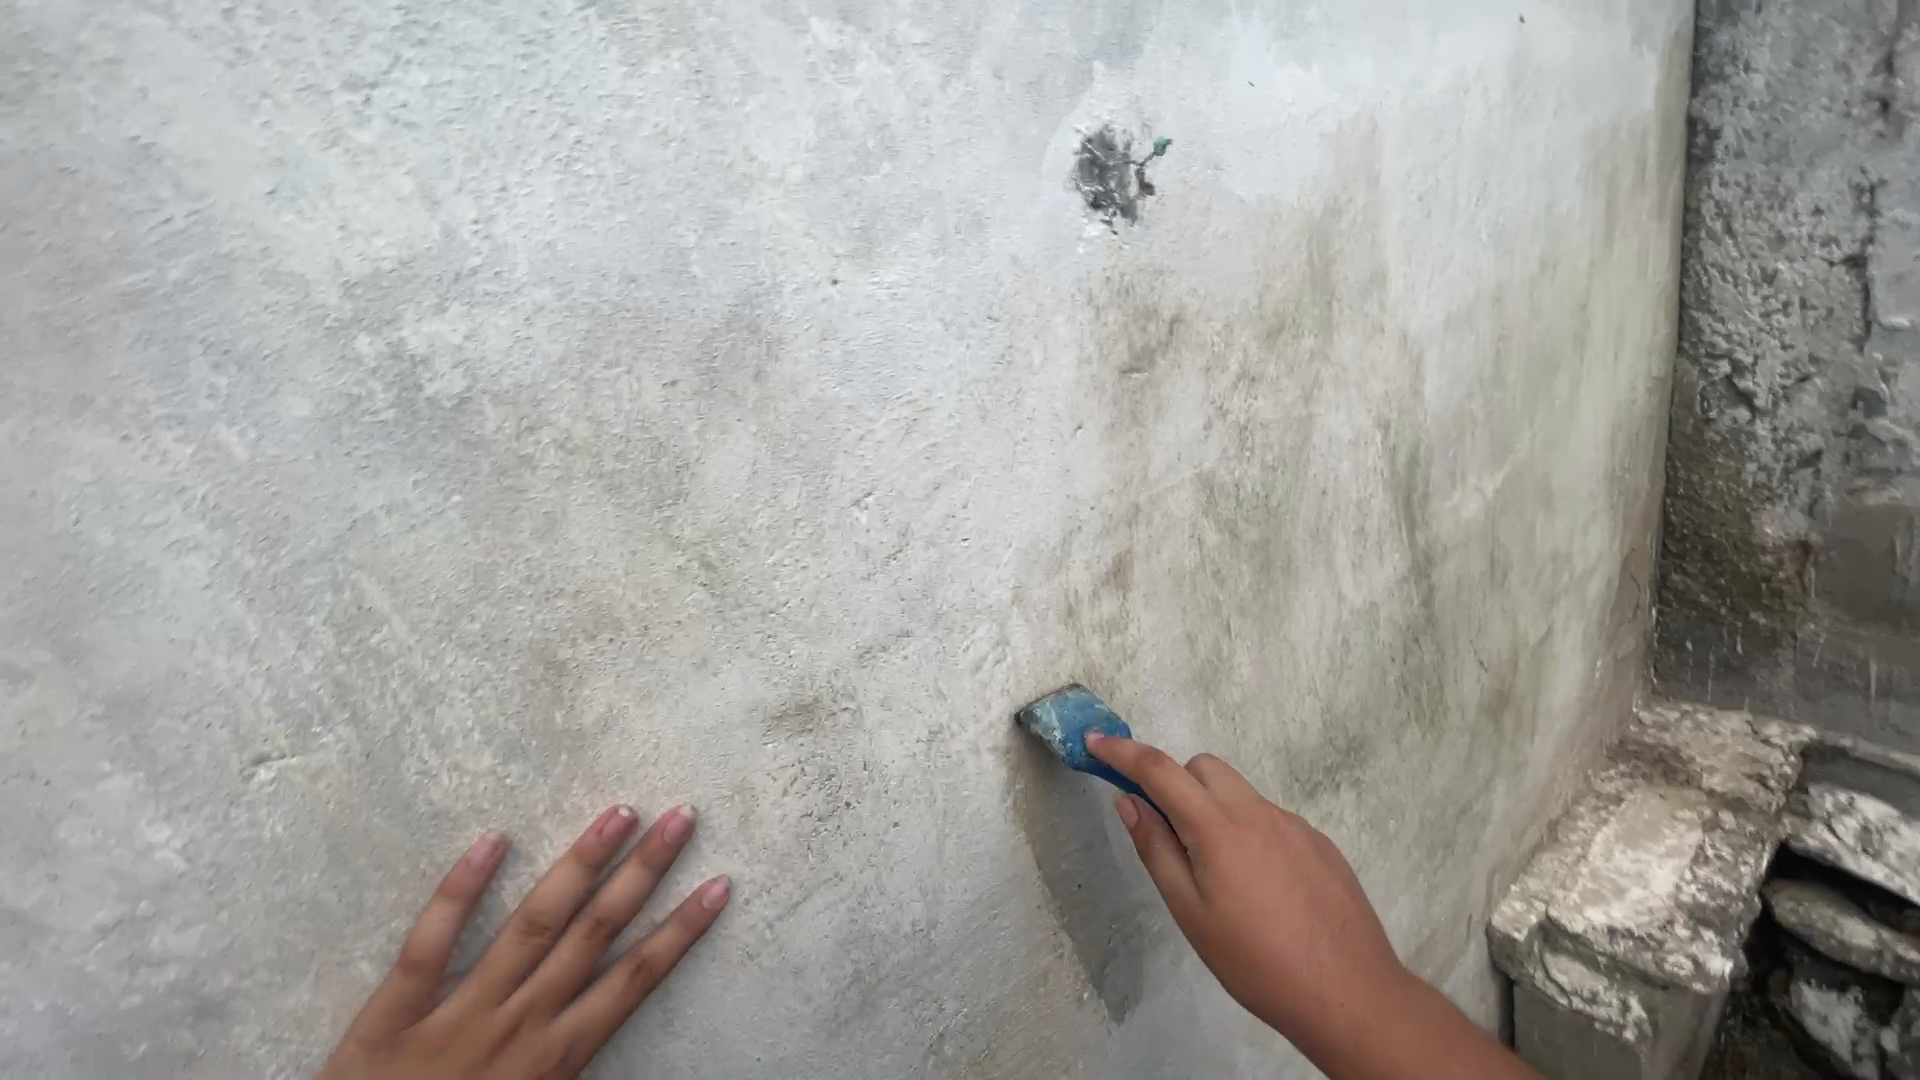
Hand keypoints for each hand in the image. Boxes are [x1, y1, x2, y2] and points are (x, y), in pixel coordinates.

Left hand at [318, 804, 729, 1079]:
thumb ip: (569, 1071)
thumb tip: (617, 1012)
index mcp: (555, 1060)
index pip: (635, 979)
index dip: (681, 930)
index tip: (718, 885)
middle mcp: (519, 1026)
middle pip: (597, 932)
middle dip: (645, 871)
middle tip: (680, 818)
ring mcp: (457, 1016)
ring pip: (534, 924)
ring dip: (583, 864)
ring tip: (620, 813)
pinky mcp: (390, 1017)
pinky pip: (429, 946)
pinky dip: (460, 892)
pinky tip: (493, 839)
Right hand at [1087, 736, 1538, 1079]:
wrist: (1351, 995)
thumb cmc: (1256, 961)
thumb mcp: (1190, 912)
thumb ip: (1156, 849)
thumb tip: (1129, 802)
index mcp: (1217, 827)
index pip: (1158, 770)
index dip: (1121, 751)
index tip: (1094, 740)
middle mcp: (1256, 811)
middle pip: (1203, 767)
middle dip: (1176, 783)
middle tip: (1171, 833)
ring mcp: (1293, 824)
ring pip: (1238, 792)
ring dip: (1214, 807)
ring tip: (1221, 873)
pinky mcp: (1319, 842)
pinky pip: (1269, 817)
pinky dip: (1249, 831)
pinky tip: (1262, 888)